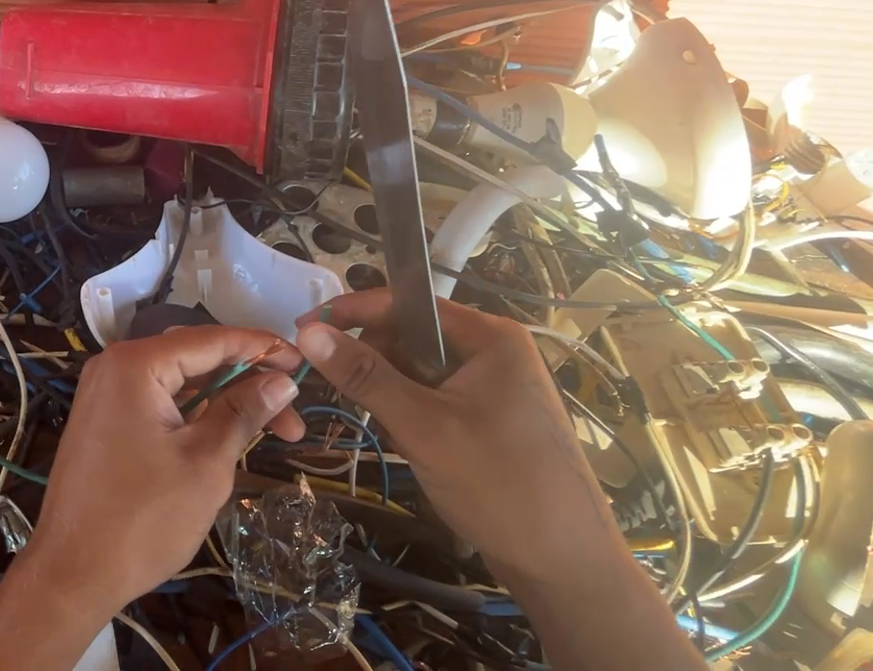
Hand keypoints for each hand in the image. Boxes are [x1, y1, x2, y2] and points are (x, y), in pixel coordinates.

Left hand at [27, 325, 305, 615]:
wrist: (72, 571)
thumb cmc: (143, 518)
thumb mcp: (205, 463)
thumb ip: (242, 412)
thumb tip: (282, 380)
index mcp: (136, 364)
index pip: (210, 339)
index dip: (260, 347)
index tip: (304, 359)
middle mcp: (115, 365)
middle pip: (194, 356)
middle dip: (247, 378)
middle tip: (293, 410)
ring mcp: (106, 392)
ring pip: (179, 381)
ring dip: (225, 399)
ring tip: (276, 429)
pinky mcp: (105, 418)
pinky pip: (158, 400)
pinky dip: (195, 412)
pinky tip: (229, 431)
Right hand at [296, 291, 621, 587]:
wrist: (569, 571)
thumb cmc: (500, 487)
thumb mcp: (423, 427)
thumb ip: (364, 375)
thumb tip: (308, 331)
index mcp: (489, 337)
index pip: (405, 303)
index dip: (351, 312)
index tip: (303, 329)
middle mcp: (494, 350)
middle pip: (409, 334)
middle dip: (372, 361)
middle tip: (342, 391)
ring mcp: (494, 384)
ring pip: (417, 368)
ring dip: (391, 392)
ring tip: (388, 428)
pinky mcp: (490, 415)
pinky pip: (433, 395)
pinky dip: (410, 412)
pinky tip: (410, 442)